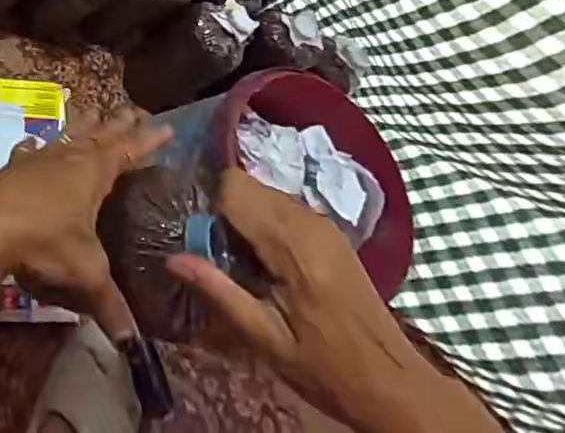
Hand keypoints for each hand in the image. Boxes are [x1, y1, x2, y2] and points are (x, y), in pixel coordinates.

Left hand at [0, 115, 170, 337]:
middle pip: (102, 132)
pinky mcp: (15, 166)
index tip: (168, 126)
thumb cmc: (43, 238)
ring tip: (94, 113)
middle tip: (134, 110)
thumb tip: (133, 343)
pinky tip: (35, 145)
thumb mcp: (85, 270)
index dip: (150, 139)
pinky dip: (41, 146)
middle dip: (120, 122)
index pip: (130, 149)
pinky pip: (34, 149)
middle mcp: (71, 156)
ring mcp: (41, 157)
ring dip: (85, 125)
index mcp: (95, 171)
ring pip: (70, 134)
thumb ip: (110, 303)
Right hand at [168, 169, 430, 432]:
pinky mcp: (330, 227)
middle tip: (222, 256)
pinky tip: (269, 262)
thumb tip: (172, 258)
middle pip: (247, 184)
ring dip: (245, 216)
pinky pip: (283, 204)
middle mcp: (308, 219)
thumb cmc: (325, 367)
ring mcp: (322, 220)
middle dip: (225, 211)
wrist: (391, 381)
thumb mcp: (264, 339)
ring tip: (245, 263)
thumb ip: (219, 291)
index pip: (234, 187)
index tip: (206, 242)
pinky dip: (265, 220)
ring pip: (264, 190)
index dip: (211, 207)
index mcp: (292, 244)